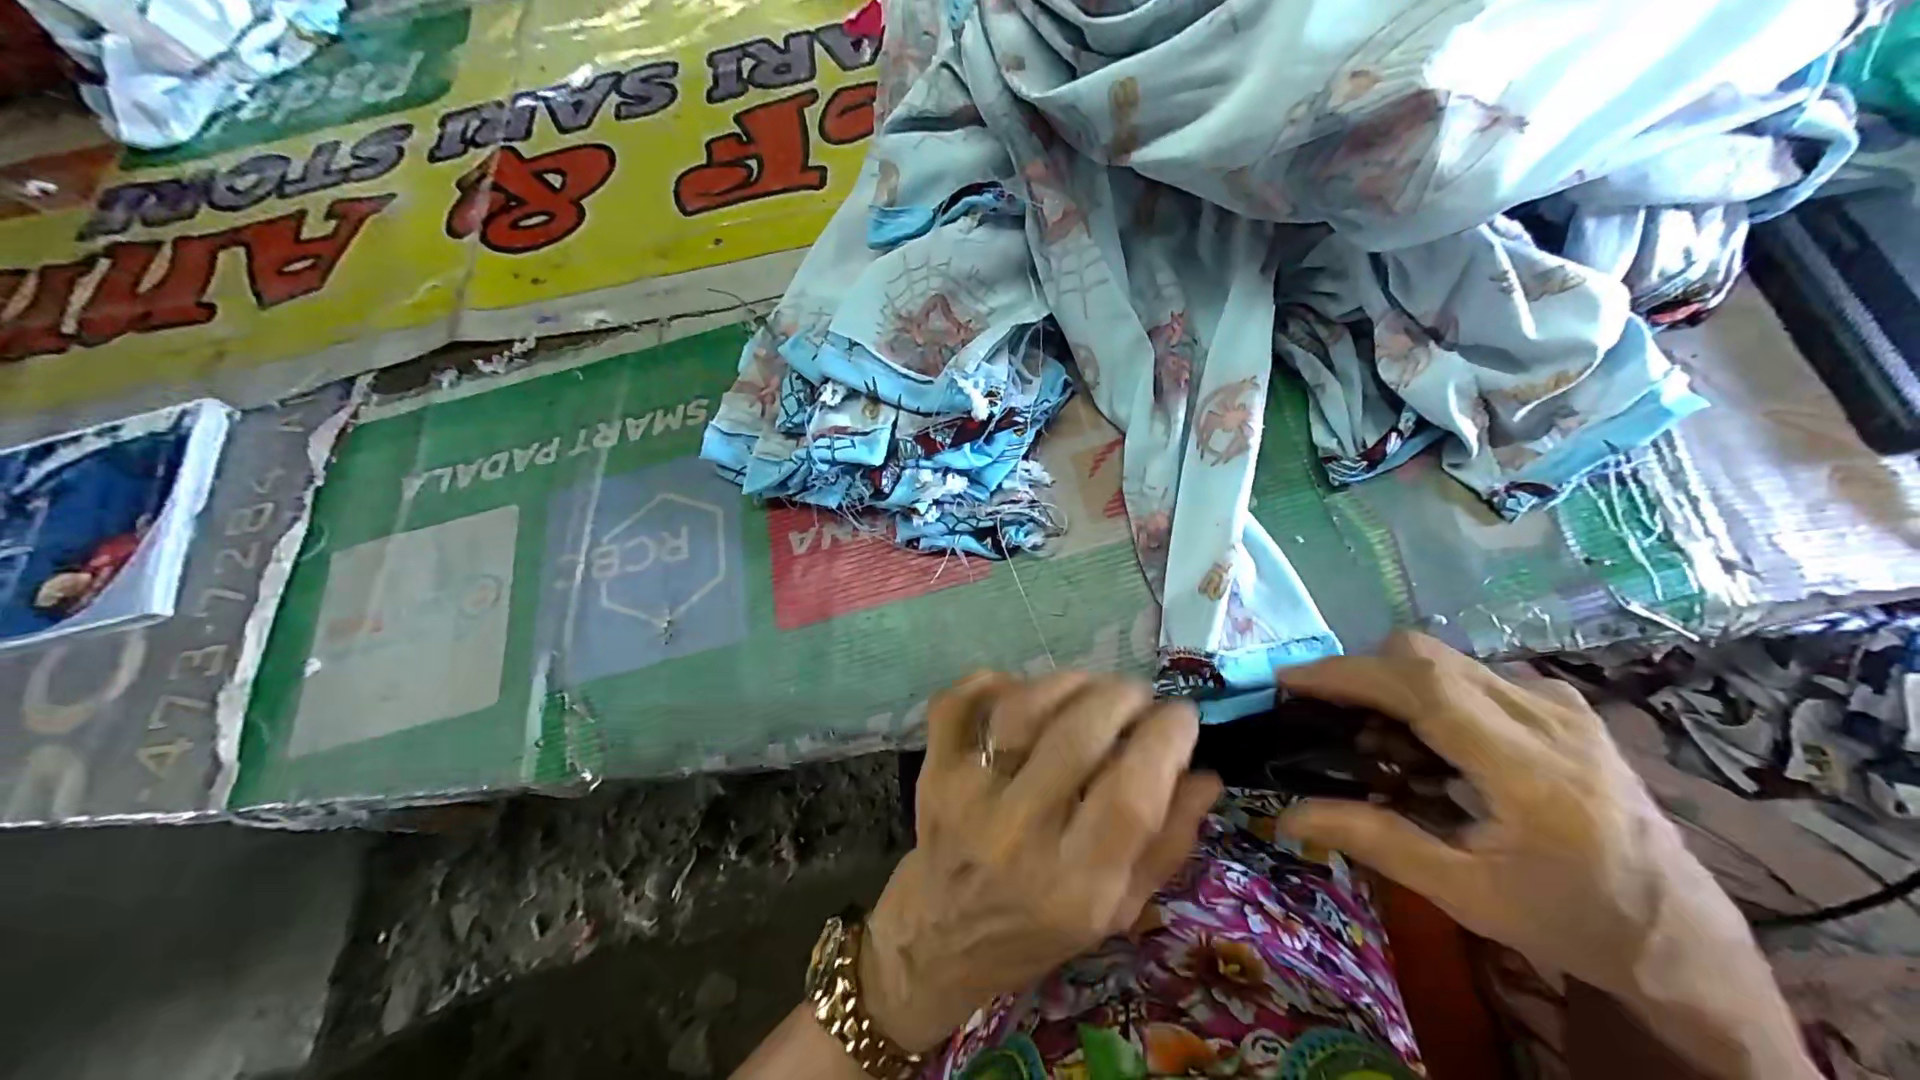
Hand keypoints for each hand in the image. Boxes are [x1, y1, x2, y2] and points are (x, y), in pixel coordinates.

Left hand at [860, 672, 1221, 1051]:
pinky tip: (1022, 689)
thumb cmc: (1039, 926)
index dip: (1166, 739)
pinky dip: (993, 681)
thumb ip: (1167, 844)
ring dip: (1068, 682)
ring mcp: (967, 796)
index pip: (1131, 793)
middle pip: (1078, 735)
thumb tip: (1207, 773)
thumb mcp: (1117, 909)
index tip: (1182, 715)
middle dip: (1122, 697)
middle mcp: (1020, 833)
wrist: (943, 938)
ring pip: (1022, 709)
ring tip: (1090, 688)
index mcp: (1076, 881)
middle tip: (1137, 697)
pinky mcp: (934, 770)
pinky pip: (957, 703)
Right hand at [1276, 632, 1813, 1079]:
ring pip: (1444, 658)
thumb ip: (1373, 841)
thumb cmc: (1570, 919)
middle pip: (1425, 655)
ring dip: (1392, 683)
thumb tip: (1287, 816)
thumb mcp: (1464, 894)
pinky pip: (1471, 673)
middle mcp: (1547, 718)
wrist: (1682, 934)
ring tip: (1378, 741)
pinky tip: (1431, 742)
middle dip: (1360, 674)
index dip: (1347, 674)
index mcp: (1528, 770)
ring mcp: (1560, 705)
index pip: (1423, 687)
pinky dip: (1428, 691)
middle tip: (1325, 716)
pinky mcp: (1563, 705)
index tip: (1289, 681)